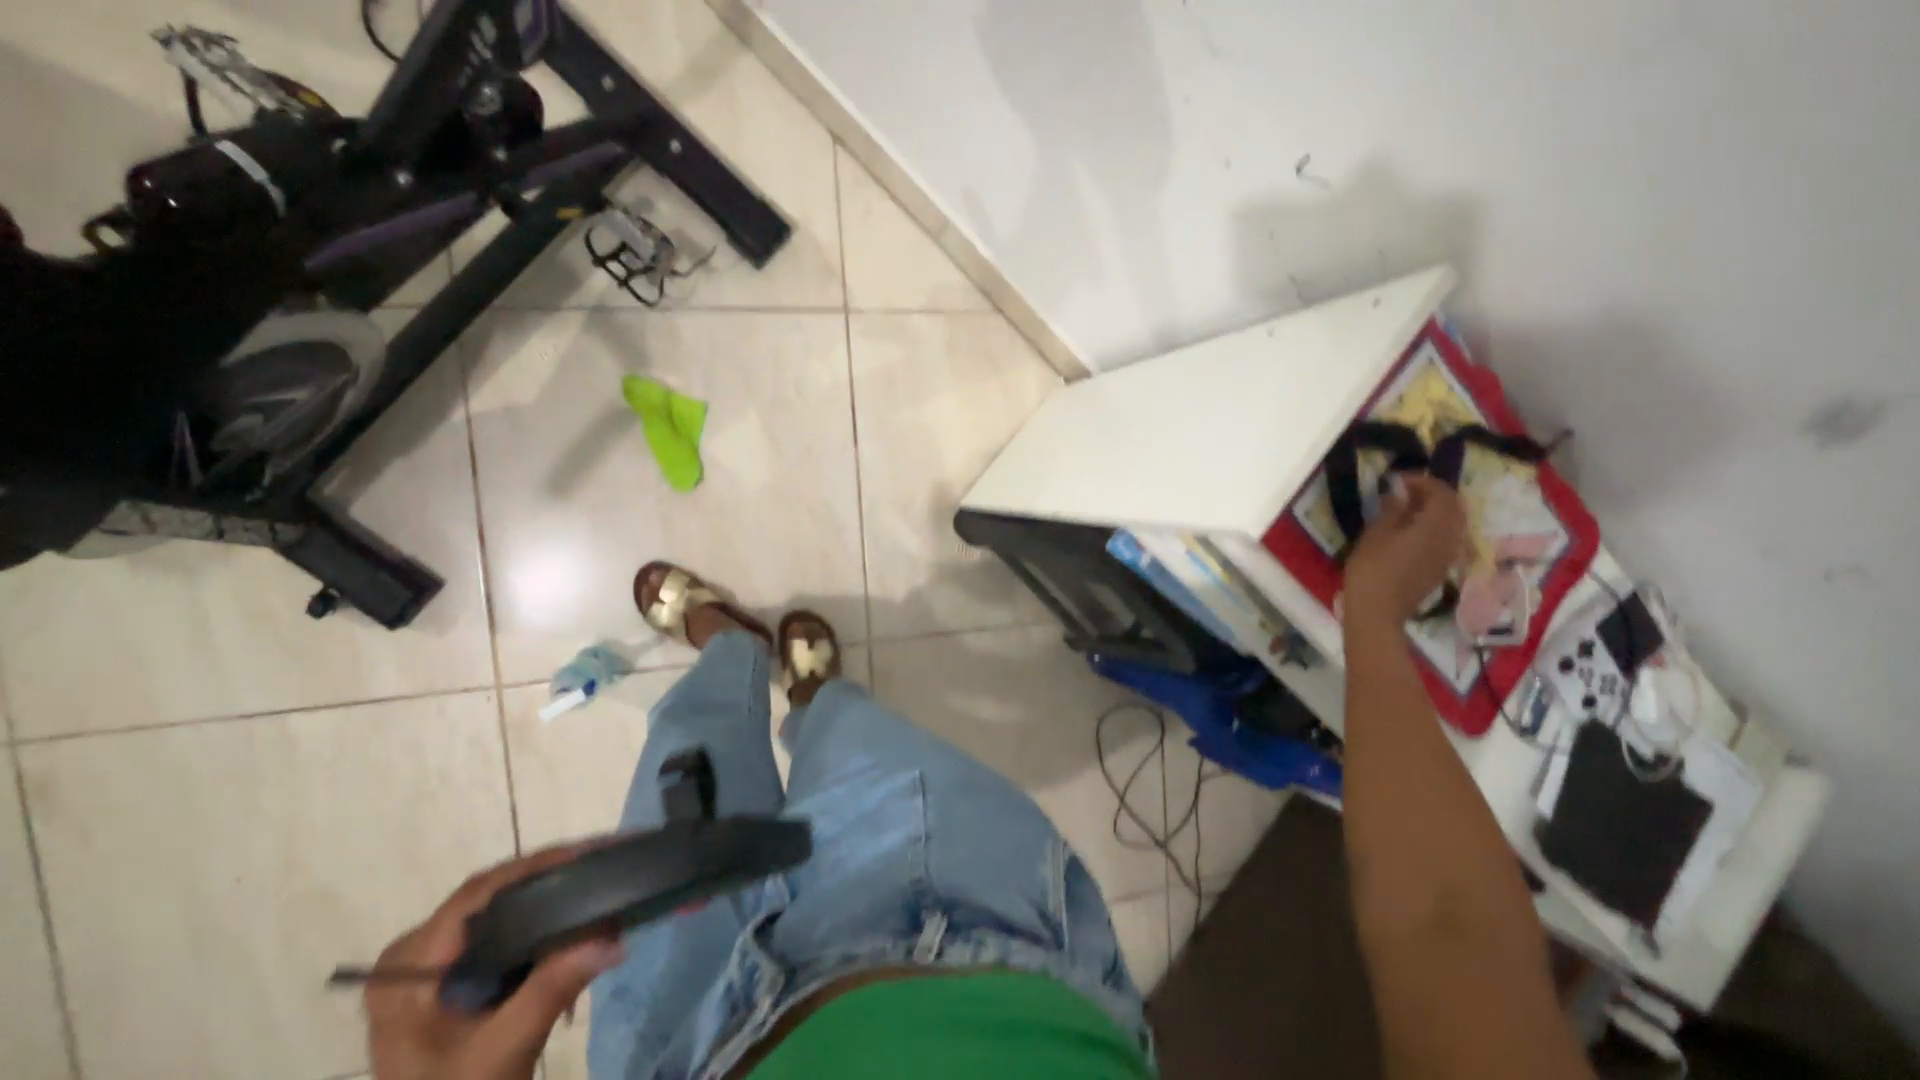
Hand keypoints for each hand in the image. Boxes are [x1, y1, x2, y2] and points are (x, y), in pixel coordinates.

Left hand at [366, 843, 625, 1079]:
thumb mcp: (502, 1051)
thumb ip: (551, 991)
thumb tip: (613, 937)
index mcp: (406, 967)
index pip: (477, 895)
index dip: (536, 867)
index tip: (590, 852)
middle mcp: (411, 956)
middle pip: (489, 899)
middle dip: (550, 879)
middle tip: (605, 862)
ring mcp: (429, 969)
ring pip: (497, 914)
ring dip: (549, 900)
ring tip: (599, 883)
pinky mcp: (450, 982)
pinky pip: (498, 937)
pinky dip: (539, 928)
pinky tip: (575, 924)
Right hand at [1342, 473, 1467, 627]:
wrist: (1378, 612)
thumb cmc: (1371, 569)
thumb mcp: (1375, 534)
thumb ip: (1393, 510)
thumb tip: (1400, 495)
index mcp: (1435, 525)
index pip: (1441, 493)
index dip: (1423, 481)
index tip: (1399, 480)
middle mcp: (1450, 538)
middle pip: (1454, 507)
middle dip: (1434, 494)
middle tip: (1408, 492)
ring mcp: (1448, 555)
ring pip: (1454, 524)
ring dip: (1437, 512)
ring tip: (1410, 511)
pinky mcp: (1442, 569)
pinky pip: (1448, 539)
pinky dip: (1436, 528)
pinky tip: (1413, 532)